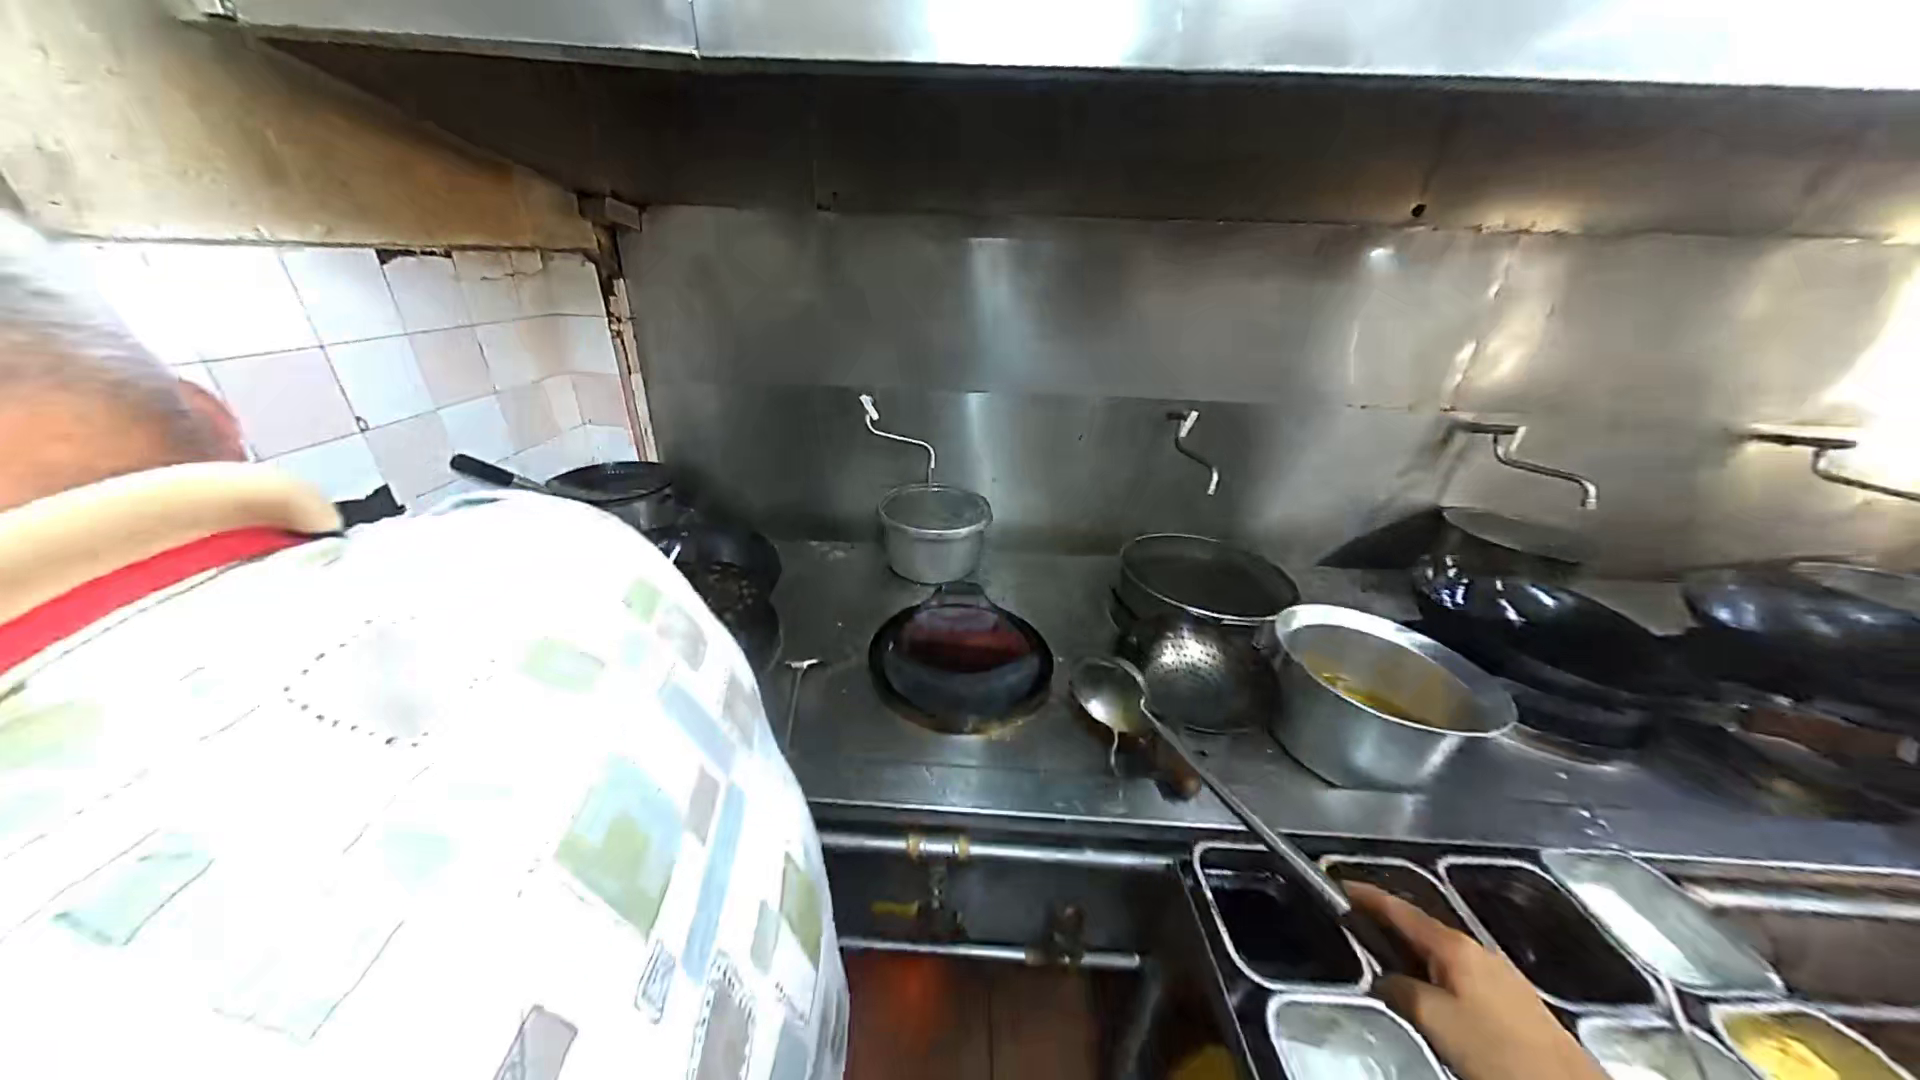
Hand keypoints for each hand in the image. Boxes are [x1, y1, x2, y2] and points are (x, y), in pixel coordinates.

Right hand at [1345, 882, 1609, 1079]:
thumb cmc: (1497, 1051)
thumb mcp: (1431, 1019)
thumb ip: (1397, 989)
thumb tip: (1385, 981)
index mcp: (1454, 946)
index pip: (1398, 909)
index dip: (1365, 895)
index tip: (1337, 884)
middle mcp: (1477, 951)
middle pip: (1419, 928)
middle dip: (1385, 924)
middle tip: (1352, 926)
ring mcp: (1498, 977)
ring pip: (1439, 954)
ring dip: (1409, 953)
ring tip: (1381, 962)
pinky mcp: (1513, 1005)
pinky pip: (1457, 975)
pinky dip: (1431, 974)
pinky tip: (1426, 995)